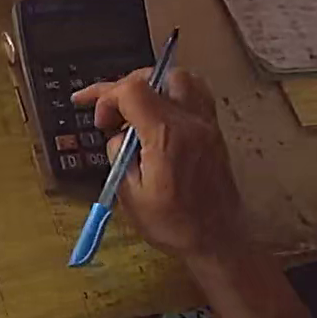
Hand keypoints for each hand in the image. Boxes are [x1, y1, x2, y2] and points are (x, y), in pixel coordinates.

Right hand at [73, 68, 248, 260]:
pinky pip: (194, 94)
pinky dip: (171, 95)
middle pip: (156, 77)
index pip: (132, 90)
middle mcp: (191, 123)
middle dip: (125, 87)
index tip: (99, 121)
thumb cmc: (171, 223)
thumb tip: (119, 136)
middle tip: (110, 114)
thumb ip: (119, 155)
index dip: (105, 97)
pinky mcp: (213, 132)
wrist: (217, 240)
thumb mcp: (130, 193)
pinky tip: (156, 115)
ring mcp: (207, 125)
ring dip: (152, 86)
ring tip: (133, 108)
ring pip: (180, 79)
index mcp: (167, 137)